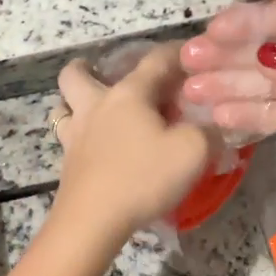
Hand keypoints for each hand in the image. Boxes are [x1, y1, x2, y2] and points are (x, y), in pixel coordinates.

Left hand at [48, 43, 212, 247]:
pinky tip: (96, 152)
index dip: (176, 53)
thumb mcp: (193, 152)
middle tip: (105, 77)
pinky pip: (68, 141)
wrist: (93, 221)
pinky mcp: (68, 168)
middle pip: (77, 74)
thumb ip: (208, 132)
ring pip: (63, 109)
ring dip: (74, 105)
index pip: (155, 60)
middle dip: (90, 68)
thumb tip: (213, 126)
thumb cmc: (143, 178)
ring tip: (95, 115)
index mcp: (129, 94)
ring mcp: (76, 138)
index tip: (192, 57)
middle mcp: (96, 107)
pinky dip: (80, 139)